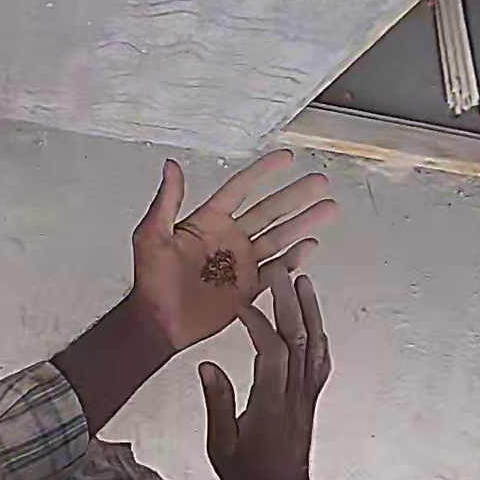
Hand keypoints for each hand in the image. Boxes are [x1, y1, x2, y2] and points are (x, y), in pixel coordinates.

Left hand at [129, 149, 336, 351]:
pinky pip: (276, 270)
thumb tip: (170, 165)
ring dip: (304, 222)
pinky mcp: (248, 288)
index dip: (263, 172)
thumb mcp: (152, 235)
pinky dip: (295, 259)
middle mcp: (229, 238)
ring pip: (279, 237)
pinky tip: (311, 245)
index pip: (241, 189)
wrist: (159, 321)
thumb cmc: (150, 279)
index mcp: (209, 222)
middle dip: (296, 196)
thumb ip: (166, 201)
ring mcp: (241, 263)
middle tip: (320, 182)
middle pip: (269, 210)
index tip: (286, 158)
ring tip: (329, 208)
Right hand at [199, 270, 334, 479]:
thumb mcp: (221, 445)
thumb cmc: (250, 476)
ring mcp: (307, 395)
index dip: (259, 323)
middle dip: (289, 302)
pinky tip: (314, 320)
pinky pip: (321, 361)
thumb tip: (208, 364)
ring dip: (310, 311)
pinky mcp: (312, 398)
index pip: (271, 352)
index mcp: (270, 402)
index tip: (241, 305)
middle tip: (280, 273)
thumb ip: (217, 402)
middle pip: (297, 339)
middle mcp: (294, 393)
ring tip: (303, 282)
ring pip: (314, 345)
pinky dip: (318, 335)